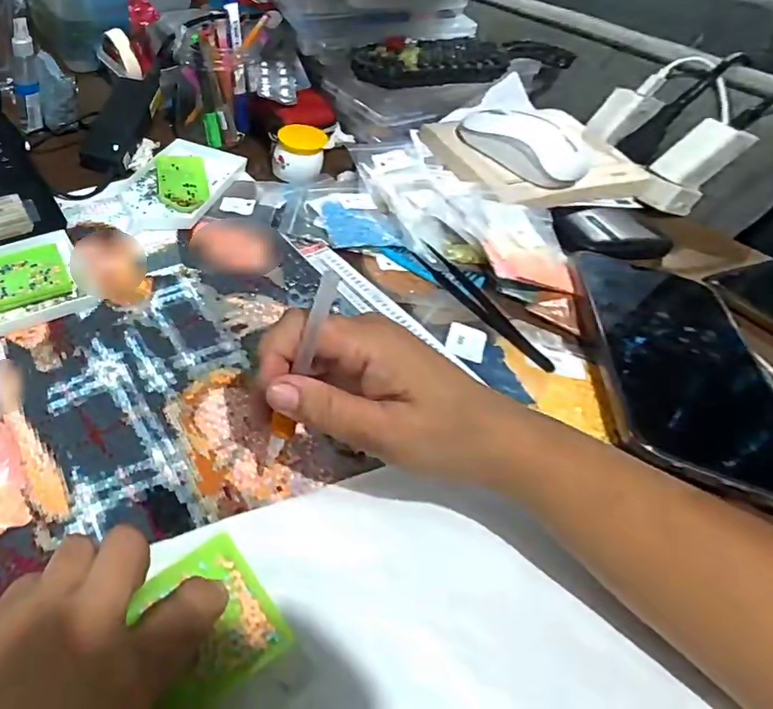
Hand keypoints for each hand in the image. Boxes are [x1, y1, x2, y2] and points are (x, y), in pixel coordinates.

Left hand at [0, 526, 227, 708]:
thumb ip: (147, 679)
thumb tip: (160, 647)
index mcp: (128, 668)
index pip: (187, 611)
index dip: (204, 596)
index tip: (206, 593)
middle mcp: (88, 621)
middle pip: (127, 543)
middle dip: (132, 559)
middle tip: (125, 589)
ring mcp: (41, 606)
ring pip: (77, 546)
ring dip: (85, 569)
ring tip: (77, 600)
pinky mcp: (1, 607)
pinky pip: (35, 575)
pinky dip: (44, 593)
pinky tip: (37, 624)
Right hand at [258, 310, 538, 487]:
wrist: (506, 447)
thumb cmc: (449, 439)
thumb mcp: (384, 433)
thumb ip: (326, 409)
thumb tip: (271, 390)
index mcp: (366, 337)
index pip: (298, 326)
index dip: (272, 357)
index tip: (266, 402)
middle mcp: (362, 331)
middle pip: (298, 336)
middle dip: (274, 372)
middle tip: (267, 420)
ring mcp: (368, 346)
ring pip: (309, 353)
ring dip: (290, 385)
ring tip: (285, 426)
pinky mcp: (372, 363)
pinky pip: (328, 367)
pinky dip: (312, 391)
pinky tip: (313, 420)